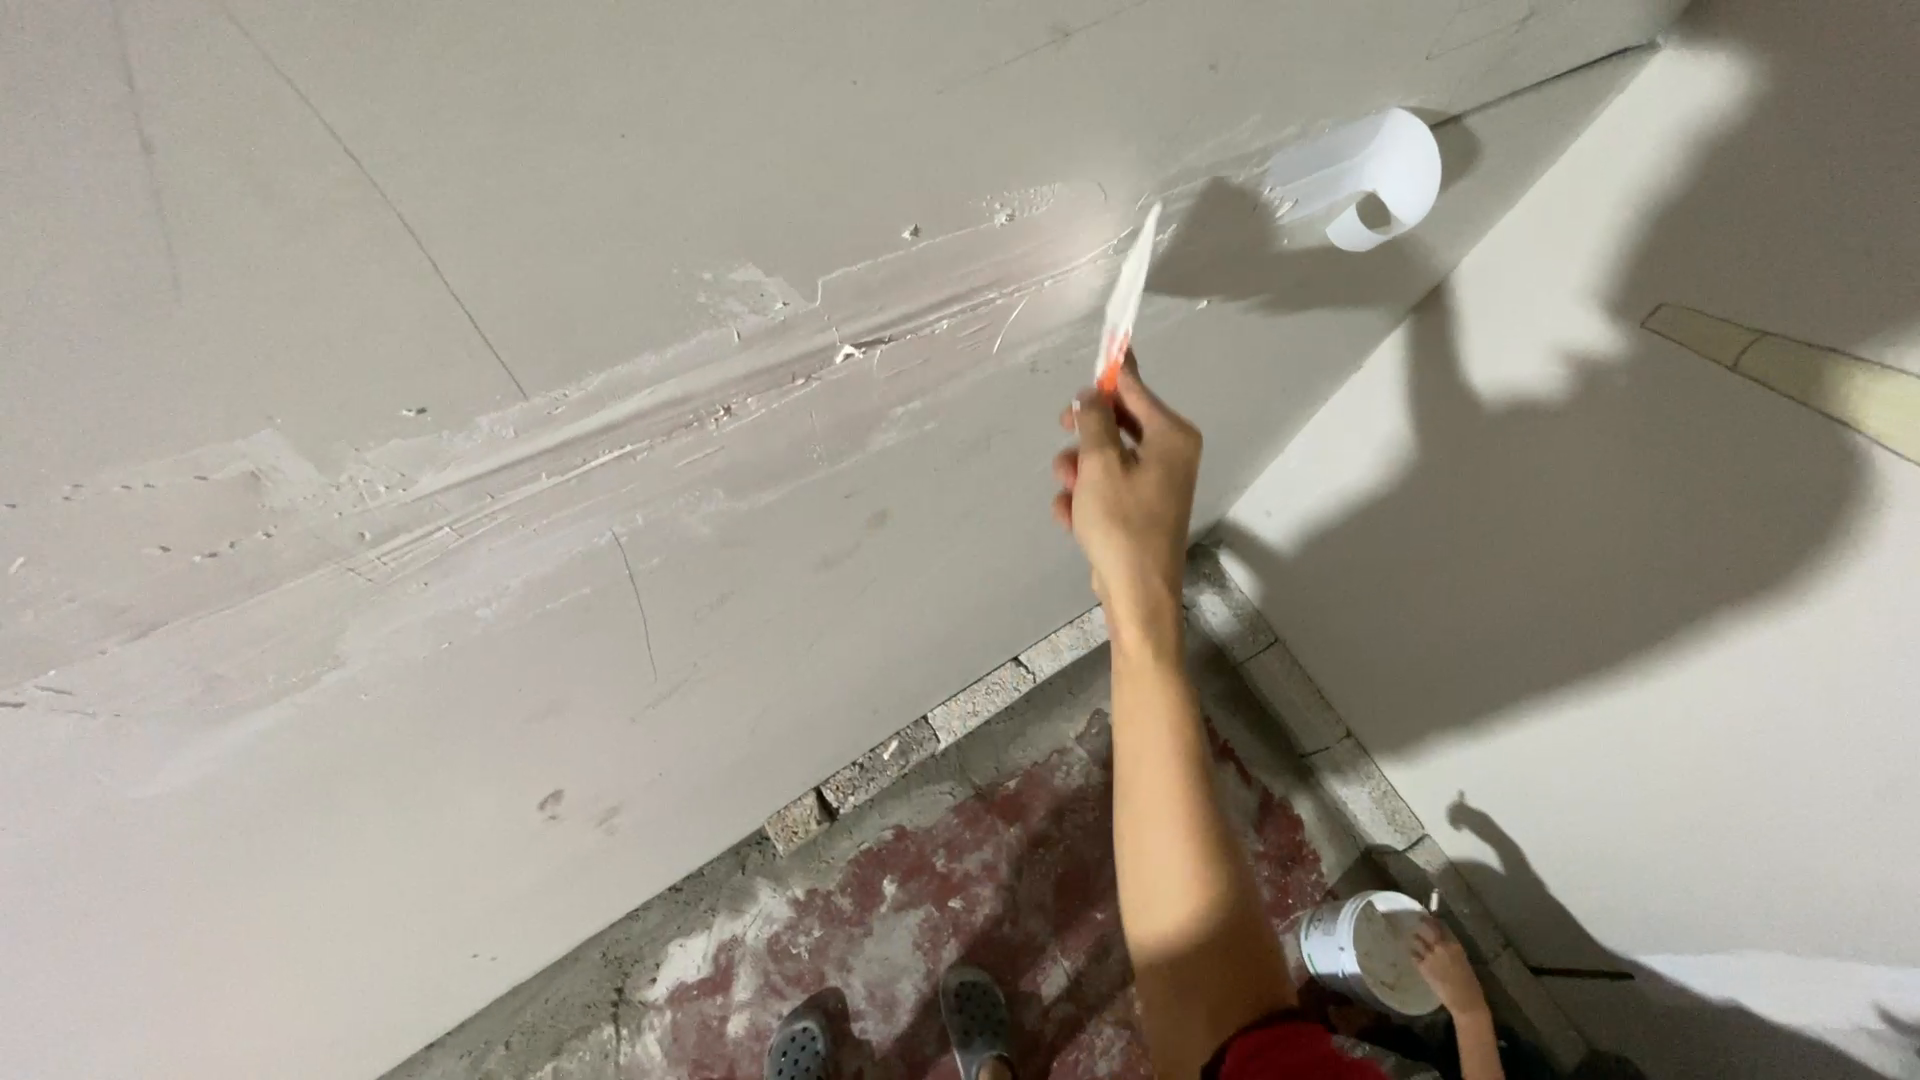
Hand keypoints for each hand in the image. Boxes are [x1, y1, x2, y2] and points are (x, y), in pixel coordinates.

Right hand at [1050, 353, 1201, 651]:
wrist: (1137, 592)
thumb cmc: (1121, 522)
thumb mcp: (1100, 463)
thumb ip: (1094, 420)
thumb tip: (1092, 393)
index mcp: (1171, 435)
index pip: (1136, 388)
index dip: (1112, 370)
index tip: (1103, 345)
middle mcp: (1170, 454)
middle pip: (1119, 422)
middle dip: (1085, 433)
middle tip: (1062, 431)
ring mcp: (1156, 484)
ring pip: (1106, 457)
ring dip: (1078, 470)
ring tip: (1066, 491)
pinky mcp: (1140, 510)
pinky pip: (1106, 488)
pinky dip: (1085, 498)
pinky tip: (1071, 516)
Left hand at [1411, 916, 1488, 1018]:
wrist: (1466, 1003)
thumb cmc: (1470, 986)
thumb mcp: (1463, 963)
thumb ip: (1452, 951)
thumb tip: (1443, 944)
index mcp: (1455, 946)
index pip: (1441, 926)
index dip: (1434, 920)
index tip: (1428, 916)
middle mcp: (1441, 947)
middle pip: (1427, 928)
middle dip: (1422, 922)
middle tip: (1417, 919)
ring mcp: (1430, 956)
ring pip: (1417, 939)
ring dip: (1416, 939)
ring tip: (1414, 938)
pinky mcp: (1422, 966)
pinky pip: (1413, 955)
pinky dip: (1414, 954)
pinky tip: (1414, 956)